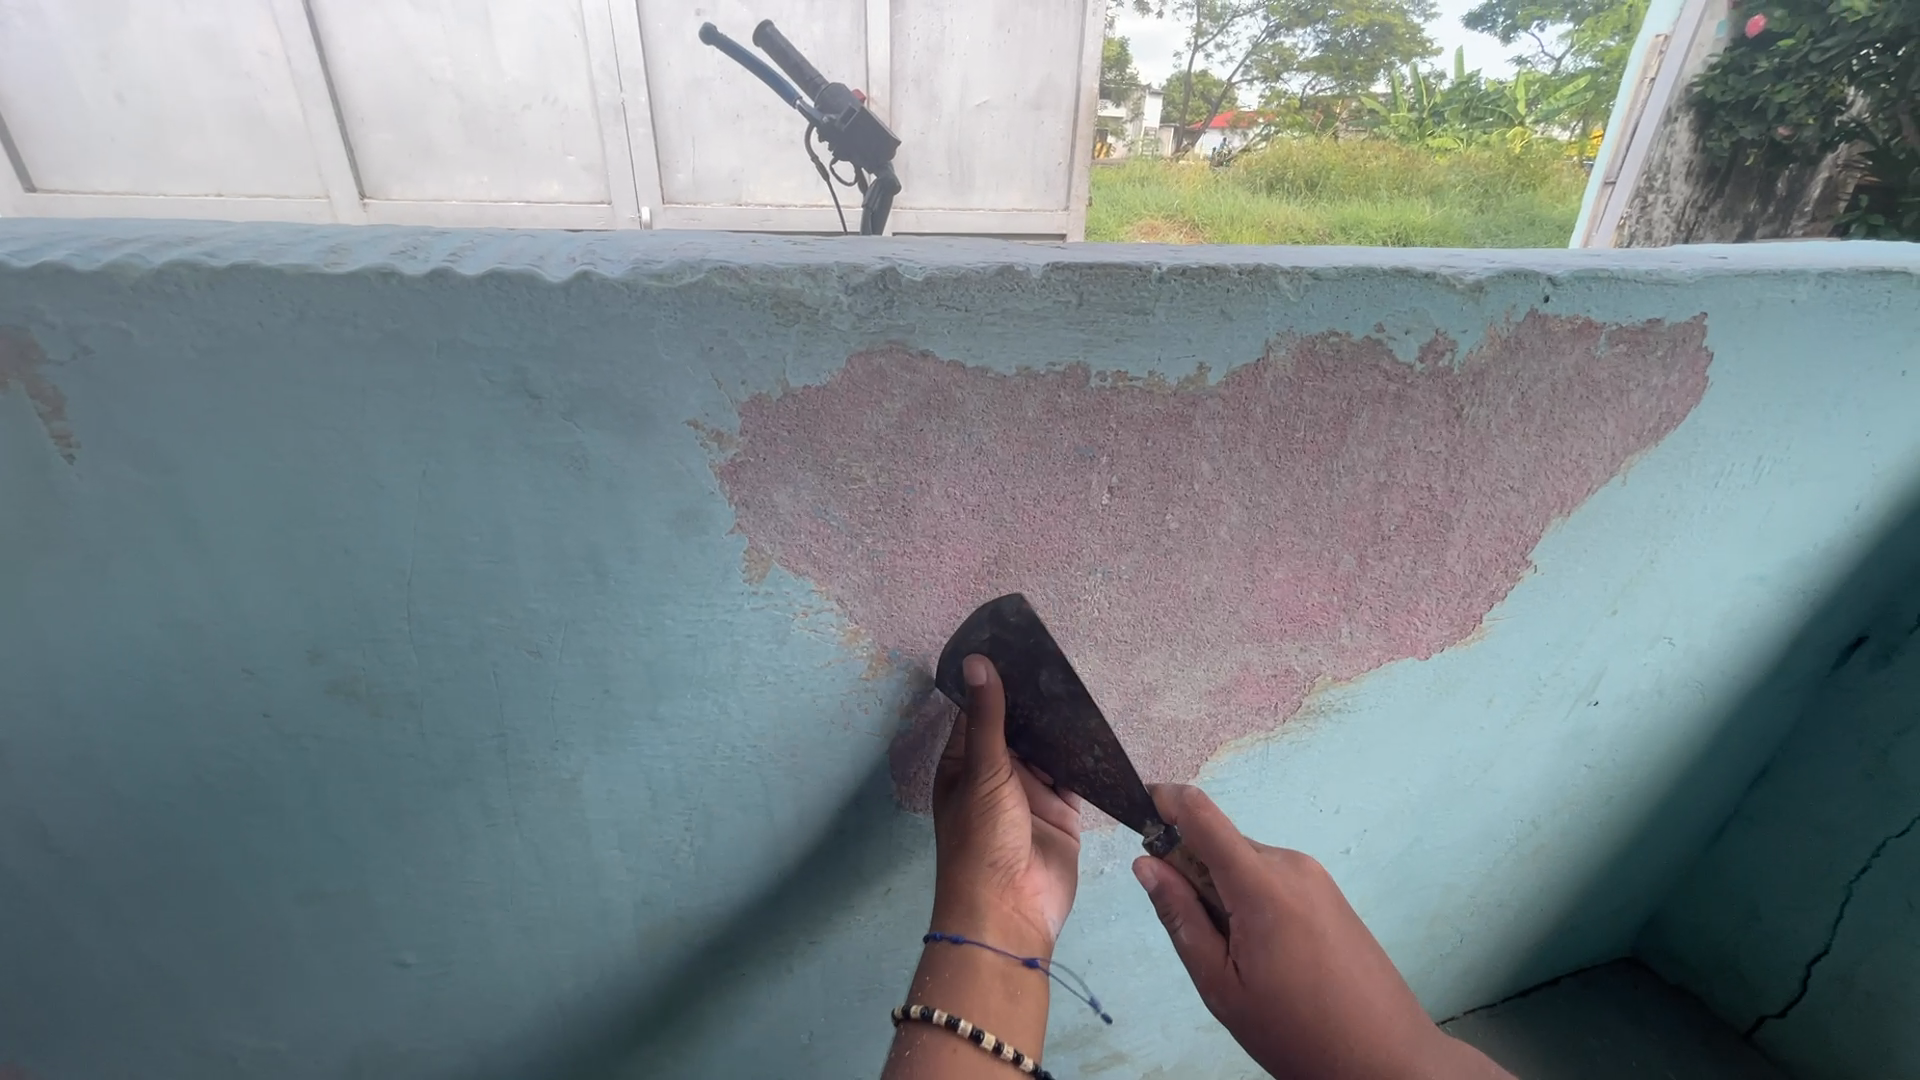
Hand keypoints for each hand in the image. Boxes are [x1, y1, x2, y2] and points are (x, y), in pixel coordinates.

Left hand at [930, 655, 1083, 956]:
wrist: (1011, 912)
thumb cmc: (982, 838)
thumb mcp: (983, 771)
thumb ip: (988, 717)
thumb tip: (976, 660)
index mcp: (965, 762)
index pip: (981, 712)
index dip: (996, 682)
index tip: (1018, 647)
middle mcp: (997, 773)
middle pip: (1018, 729)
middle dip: (1035, 705)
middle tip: (1061, 662)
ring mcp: (1031, 793)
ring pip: (1048, 751)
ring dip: (1060, 729)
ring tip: (1081, 686)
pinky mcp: (1062, 811)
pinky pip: (1074, 777)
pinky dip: (1083, 758)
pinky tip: (1096, 729)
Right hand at [1134, 784, 1512, 1079]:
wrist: (1393, 1066)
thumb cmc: (1298, 1033)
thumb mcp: (1222, 986)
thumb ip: (1180, 917)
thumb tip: (1146, 864)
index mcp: (1260, 884)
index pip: (1200, 812)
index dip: (1163, 800)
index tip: (1138, 816)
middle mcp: (1288, 863)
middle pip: (1218, 842)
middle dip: (1190, 869)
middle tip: (1194, 931)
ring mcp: (1312, 875)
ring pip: (1242, 861)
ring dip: (1221, 888)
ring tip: (1238, 954)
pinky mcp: (1326, 890)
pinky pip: (1268, 875)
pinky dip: (1248, 896)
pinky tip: (1265, 951)